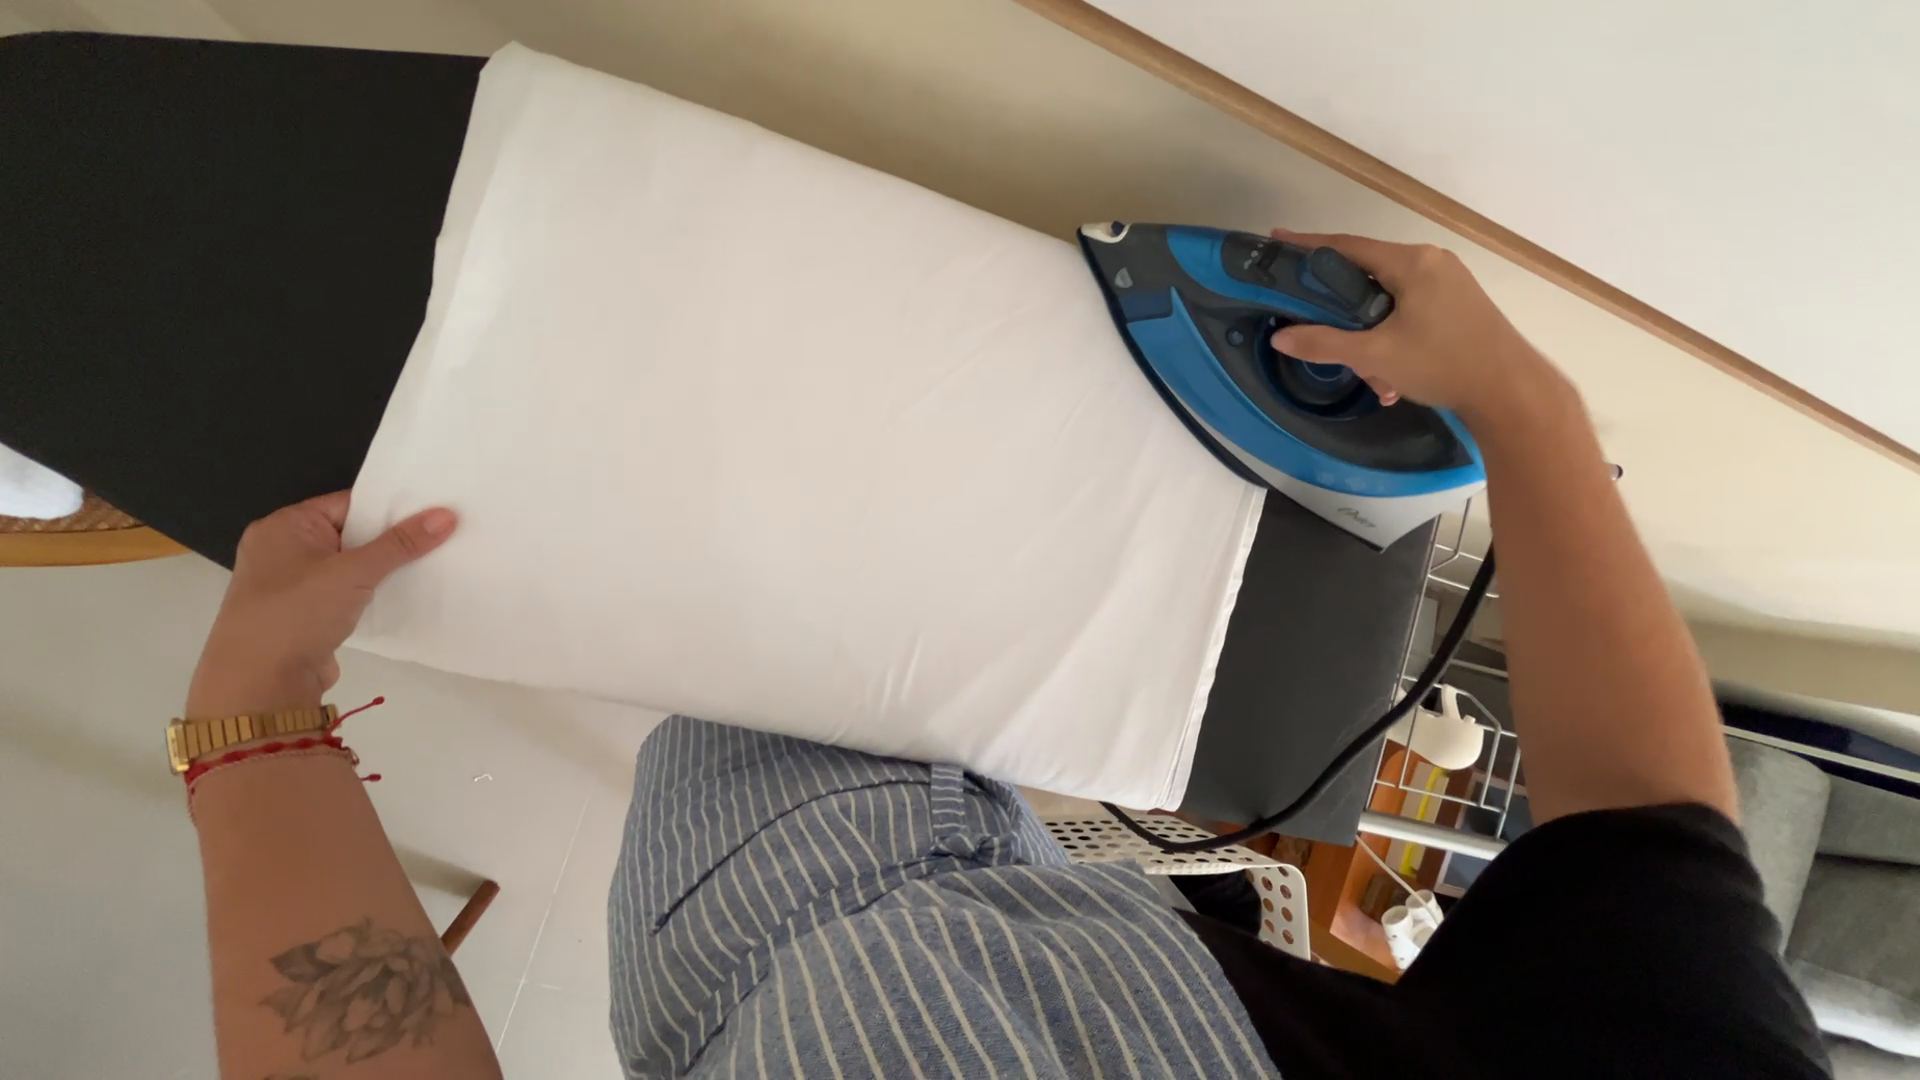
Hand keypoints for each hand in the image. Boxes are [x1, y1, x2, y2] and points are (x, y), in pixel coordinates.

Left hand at [185, 492, 456, 717]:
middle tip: (445, 532)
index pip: (349, 503)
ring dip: (389, 563)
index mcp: (284, 526)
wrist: (261, 680)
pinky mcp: (310, 607)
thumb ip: (401, 543)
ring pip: (356, 560)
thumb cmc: (296, 613)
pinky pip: (352, 586)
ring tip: (436, 558)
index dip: (393, 506)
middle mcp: (286, 547)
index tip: (436, 508)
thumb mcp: (353, 572)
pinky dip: (378, 586)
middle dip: (396, 535)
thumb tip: (446, 514)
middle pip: (355, 531)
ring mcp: (296, 580)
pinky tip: (410, 588)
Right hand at [1267, 228, 1563, 419]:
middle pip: (1364, 275)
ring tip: (1363, 372)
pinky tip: (1386, 375)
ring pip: (1384, 299)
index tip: (1277, 240)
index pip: (1347, 247)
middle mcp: (1431, 262)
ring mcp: (1447, 282)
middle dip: (1338, 309)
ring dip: (1365, 335)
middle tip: (1310, 328)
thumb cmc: (1442, 364)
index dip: (1308, 245)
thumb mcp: (1374, 356)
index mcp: (1412, 262)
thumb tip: (1280, 338)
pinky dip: (1387, 337)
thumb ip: (1323, 344)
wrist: (1509, 391)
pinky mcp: (1455, 303)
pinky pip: (1405, 311)